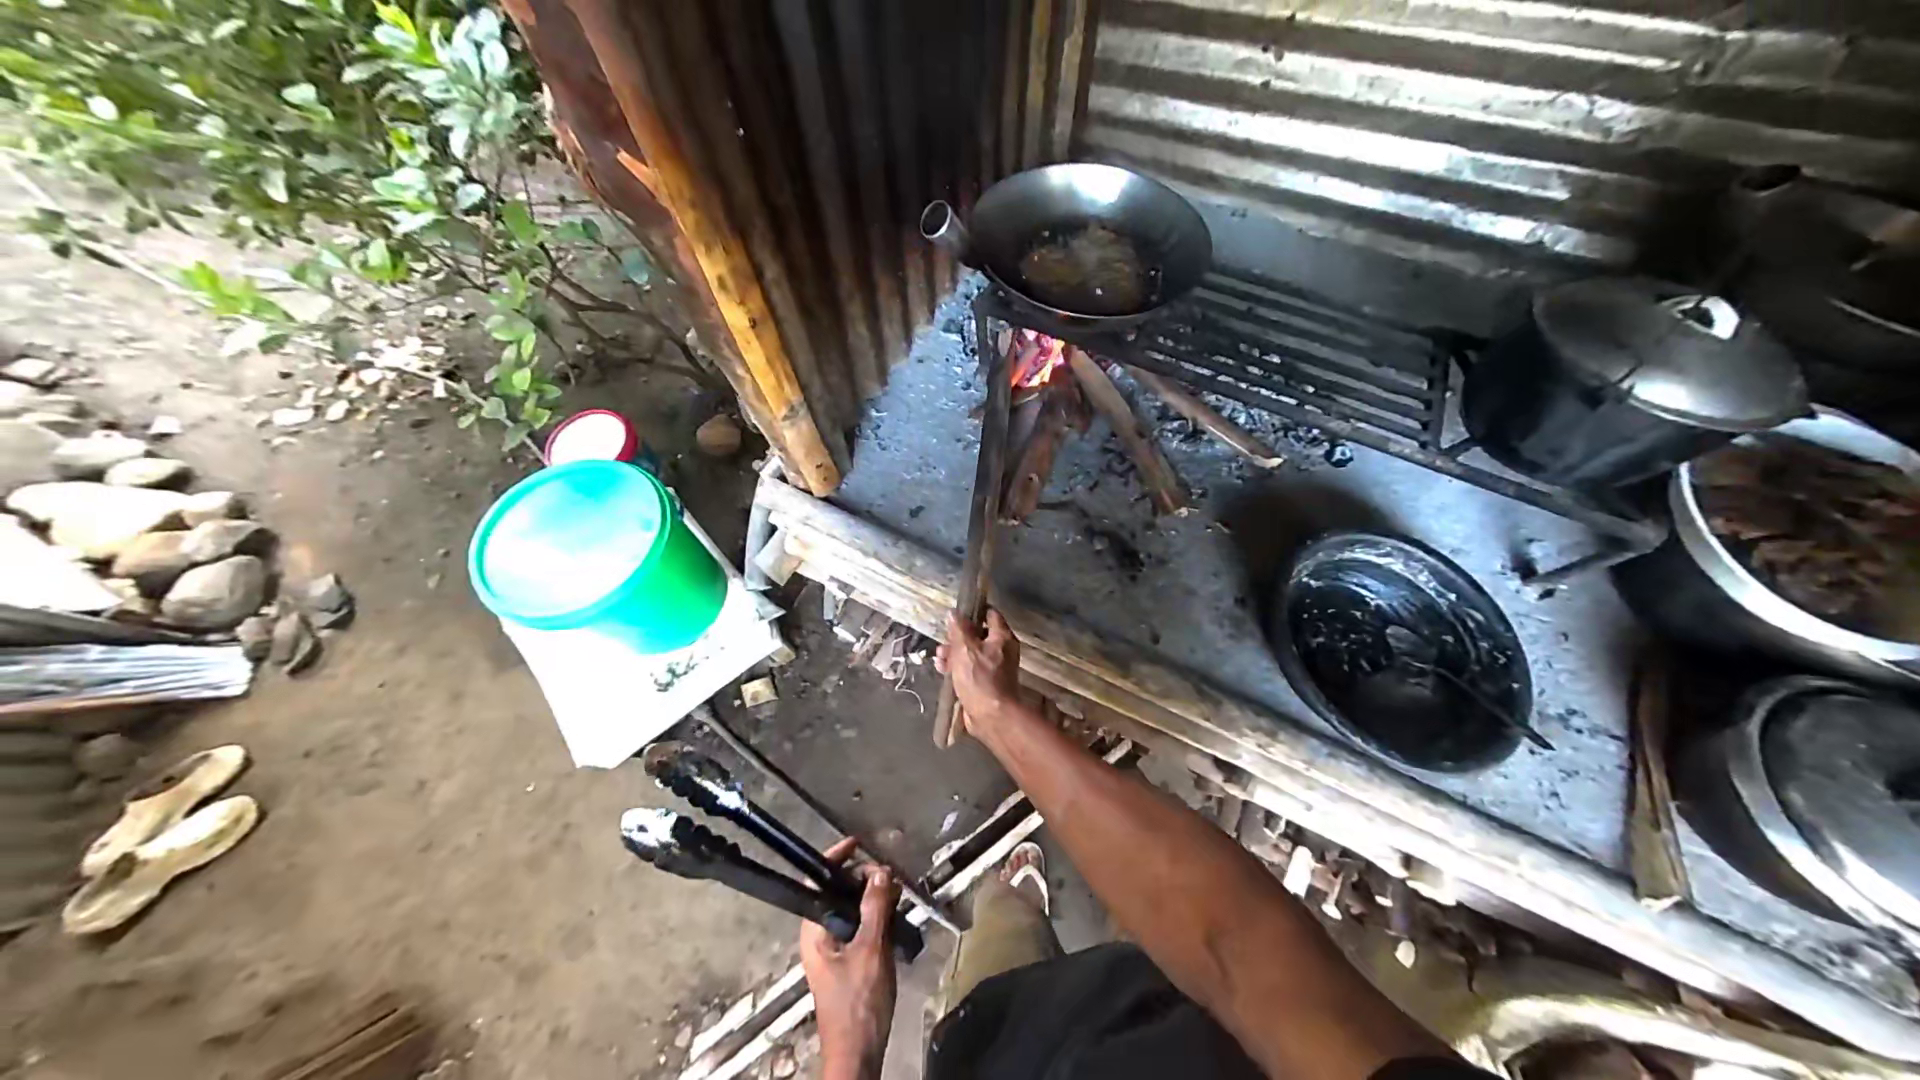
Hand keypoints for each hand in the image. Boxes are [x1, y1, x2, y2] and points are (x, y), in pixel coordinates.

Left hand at [799, 839, 897, 1079]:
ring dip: (872, 897)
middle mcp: (818, 935)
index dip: (837, 858)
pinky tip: (894, 914)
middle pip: (837, 892)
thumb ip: (876, 907)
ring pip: (850, 909)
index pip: (818, 882)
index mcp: (814, 930)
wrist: (859, 1053)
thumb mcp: (871, 949)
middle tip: (888, 874)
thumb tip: (881, 871)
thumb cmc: (859, 1002)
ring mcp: (832, 949)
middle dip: (862, 877)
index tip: (858, 843)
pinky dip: (875, 915)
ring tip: (896, 890)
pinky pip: (859, 926)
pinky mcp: (846, 960)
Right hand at [937, 609, 1022, 736]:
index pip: (990, 614)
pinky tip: (942, 669)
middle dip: (957, 636)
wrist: (991, 716)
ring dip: (953, 652)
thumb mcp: (965, 649)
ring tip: (939, 658)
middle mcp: (1000, 649)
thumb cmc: (980, 678)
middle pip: (977, 634)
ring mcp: (993, 667)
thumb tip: (953, 613)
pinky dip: (956, 667)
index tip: (956, 613)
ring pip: (970, 652)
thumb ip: (958, 629)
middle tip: (944, 641)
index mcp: (1002, 637)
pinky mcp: (984, 682)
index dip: (973, 611)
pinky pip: (968, 668)